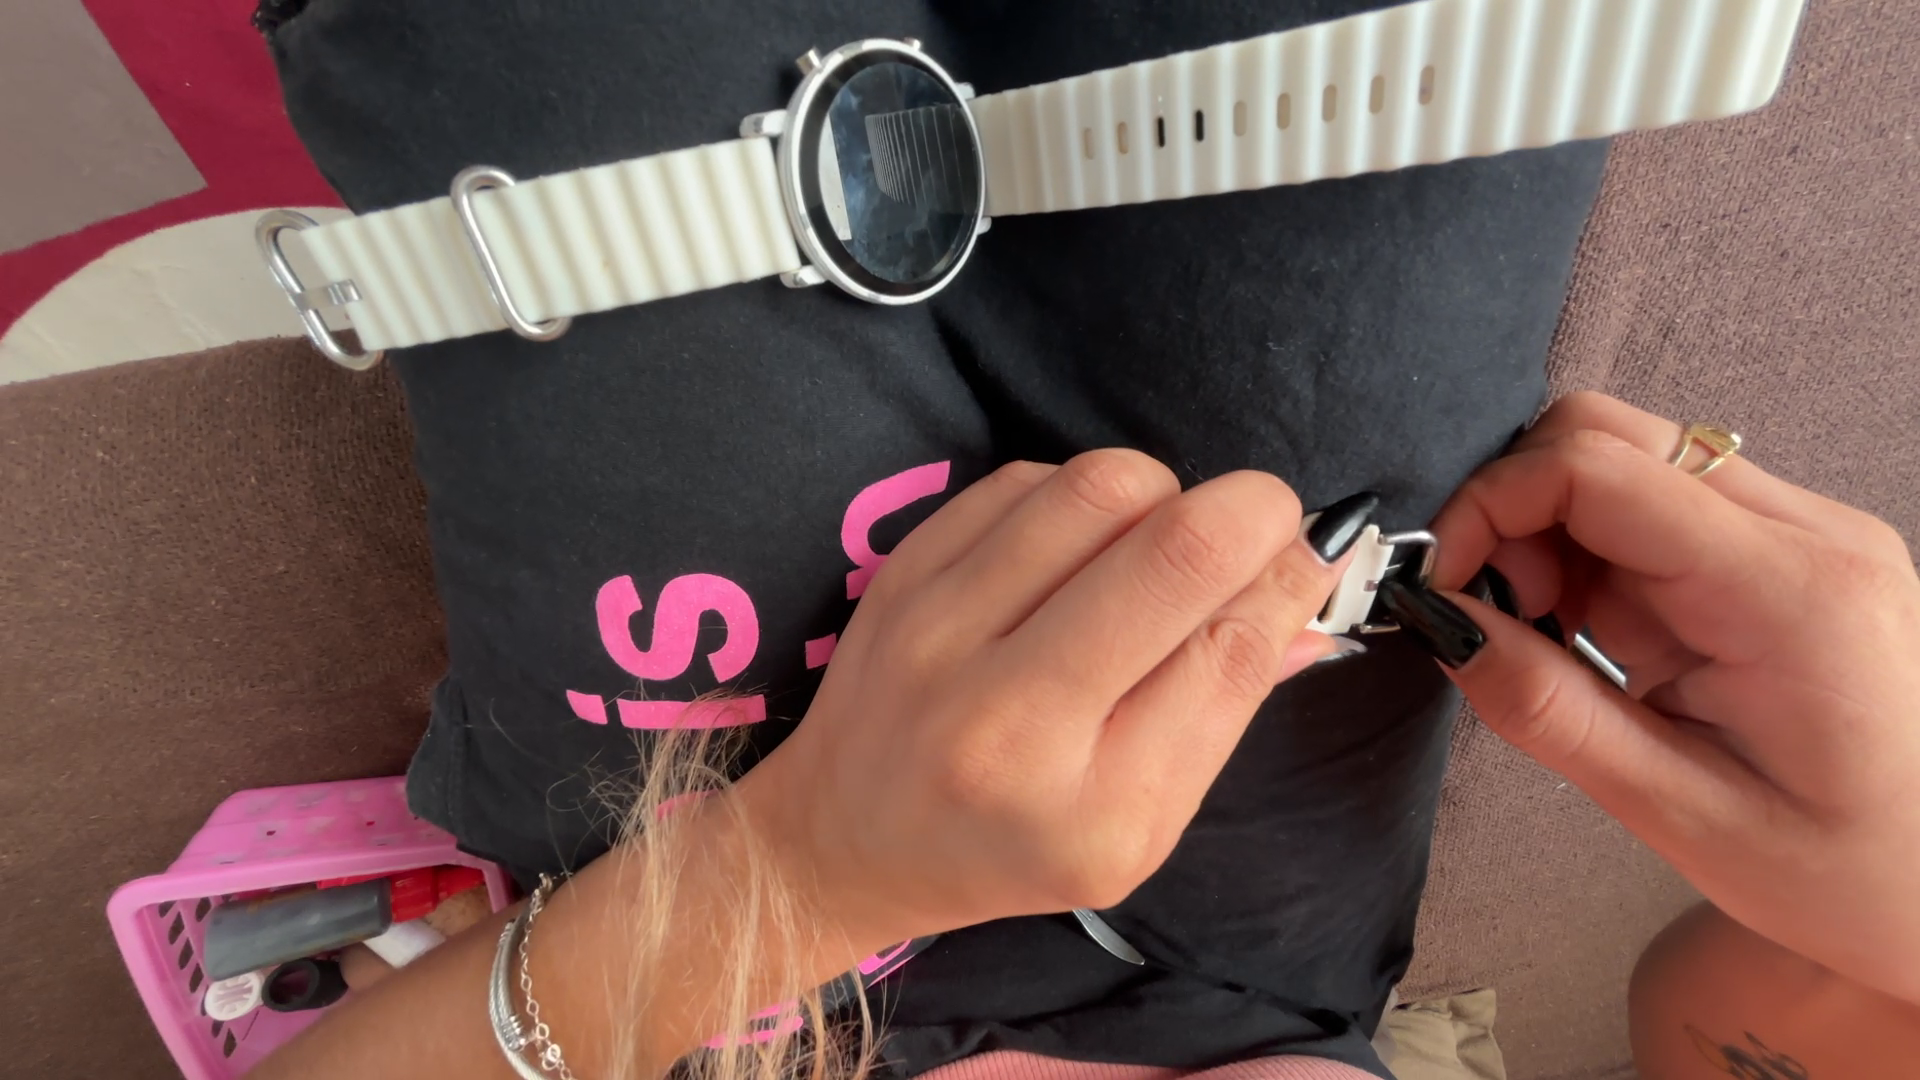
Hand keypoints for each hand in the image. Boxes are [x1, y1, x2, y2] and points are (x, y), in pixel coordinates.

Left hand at [734, 451, 1374, 950]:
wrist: (846, 831)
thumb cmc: (1004, 846)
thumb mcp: (1132, 822)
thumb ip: (1220, 703)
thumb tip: (1306, 584)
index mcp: (1085, 800)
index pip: (1225, 649)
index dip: (1289, 577)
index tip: (1308, 552)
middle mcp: (1005, 706)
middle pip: (1170, 546)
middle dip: (1247, 512)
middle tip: (1252, 525)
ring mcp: (940, 619)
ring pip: (1100, 486)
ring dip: (1160, 492)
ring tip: (1148, 542)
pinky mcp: (904, 564)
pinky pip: (1028, 477)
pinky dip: (1081, 493)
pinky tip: (1073, 543)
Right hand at [1421, 391, 1919, 1002]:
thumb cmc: (1854, 875)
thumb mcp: (1679, 815)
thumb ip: (1542, 707)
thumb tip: (1440, 619)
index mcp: (1790, 593)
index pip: (1589, 468)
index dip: (1484, 507)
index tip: (1443, 587)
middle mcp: (1799, 531)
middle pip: (1595, 434)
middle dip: (1506, 508)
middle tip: (1501, 604)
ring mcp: (1788, 529)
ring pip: (1603, 455)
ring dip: (1532, 528)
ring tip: (1544, 621)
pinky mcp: (1760, 544)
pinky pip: (1624, 499)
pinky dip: (1563, 545)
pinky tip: (1577, 617)